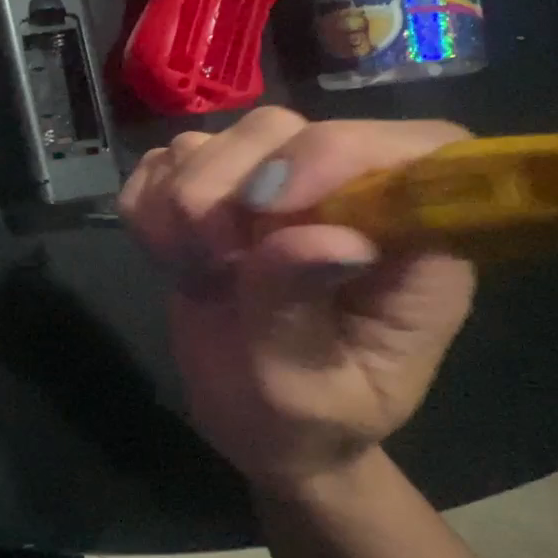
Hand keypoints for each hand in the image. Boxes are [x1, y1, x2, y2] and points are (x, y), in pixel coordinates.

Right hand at [118, 109, 476, 493]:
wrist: (253, 426)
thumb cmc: (302, 420)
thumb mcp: (304, 385)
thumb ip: (300, 308)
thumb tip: (325, 238)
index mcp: (411, 246)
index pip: (408, 149)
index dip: (336, 154)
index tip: (266, 206)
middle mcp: (344, 201)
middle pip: (284, 131)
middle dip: (226, 185)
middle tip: (211, 257)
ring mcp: (269, 193)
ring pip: (214, 141)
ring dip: (178, 199)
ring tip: (188, 264)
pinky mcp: (208, 196)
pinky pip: (161, 163)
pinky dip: (145, 203)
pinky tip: (163, 253)